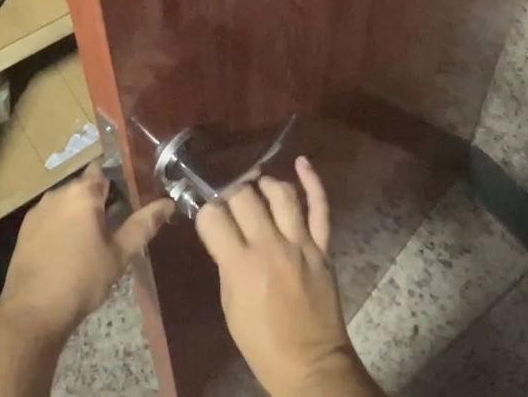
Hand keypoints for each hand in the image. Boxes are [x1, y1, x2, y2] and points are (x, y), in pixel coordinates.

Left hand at [0, 162, 173, 338]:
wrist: (33, 311)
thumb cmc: (82, 279)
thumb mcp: (119, 254)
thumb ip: (144, 225)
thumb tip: (168, 203)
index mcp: (83, 193)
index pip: (103, 170)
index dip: (117, 181)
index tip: (129, 195)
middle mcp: (58, 193)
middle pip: (84, 188)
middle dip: (98, 202)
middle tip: (115, 227)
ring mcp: (37, 211)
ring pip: (65, 204)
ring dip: (78, 215)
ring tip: (91, 242)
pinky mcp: (24, 230)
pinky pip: (49, 219)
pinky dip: (60, 228)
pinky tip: (67, 252)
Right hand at [195, 157, 378, 396]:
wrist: (310, 364)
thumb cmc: (262, 342)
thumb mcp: (230, 305)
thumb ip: (226, 263)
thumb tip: (222, 233)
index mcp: (241, 265)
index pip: (213, 217)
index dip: (205, 210)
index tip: (204, 211)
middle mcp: (270, 246)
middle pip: (244, 197)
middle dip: (230, 193)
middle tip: (228, 199)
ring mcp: (300, 244)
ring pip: (281, 194)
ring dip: (264, 185)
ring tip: (256, 186)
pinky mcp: (323, 247)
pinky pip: (320, 208)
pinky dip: (313, 182)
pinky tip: (302, 162)